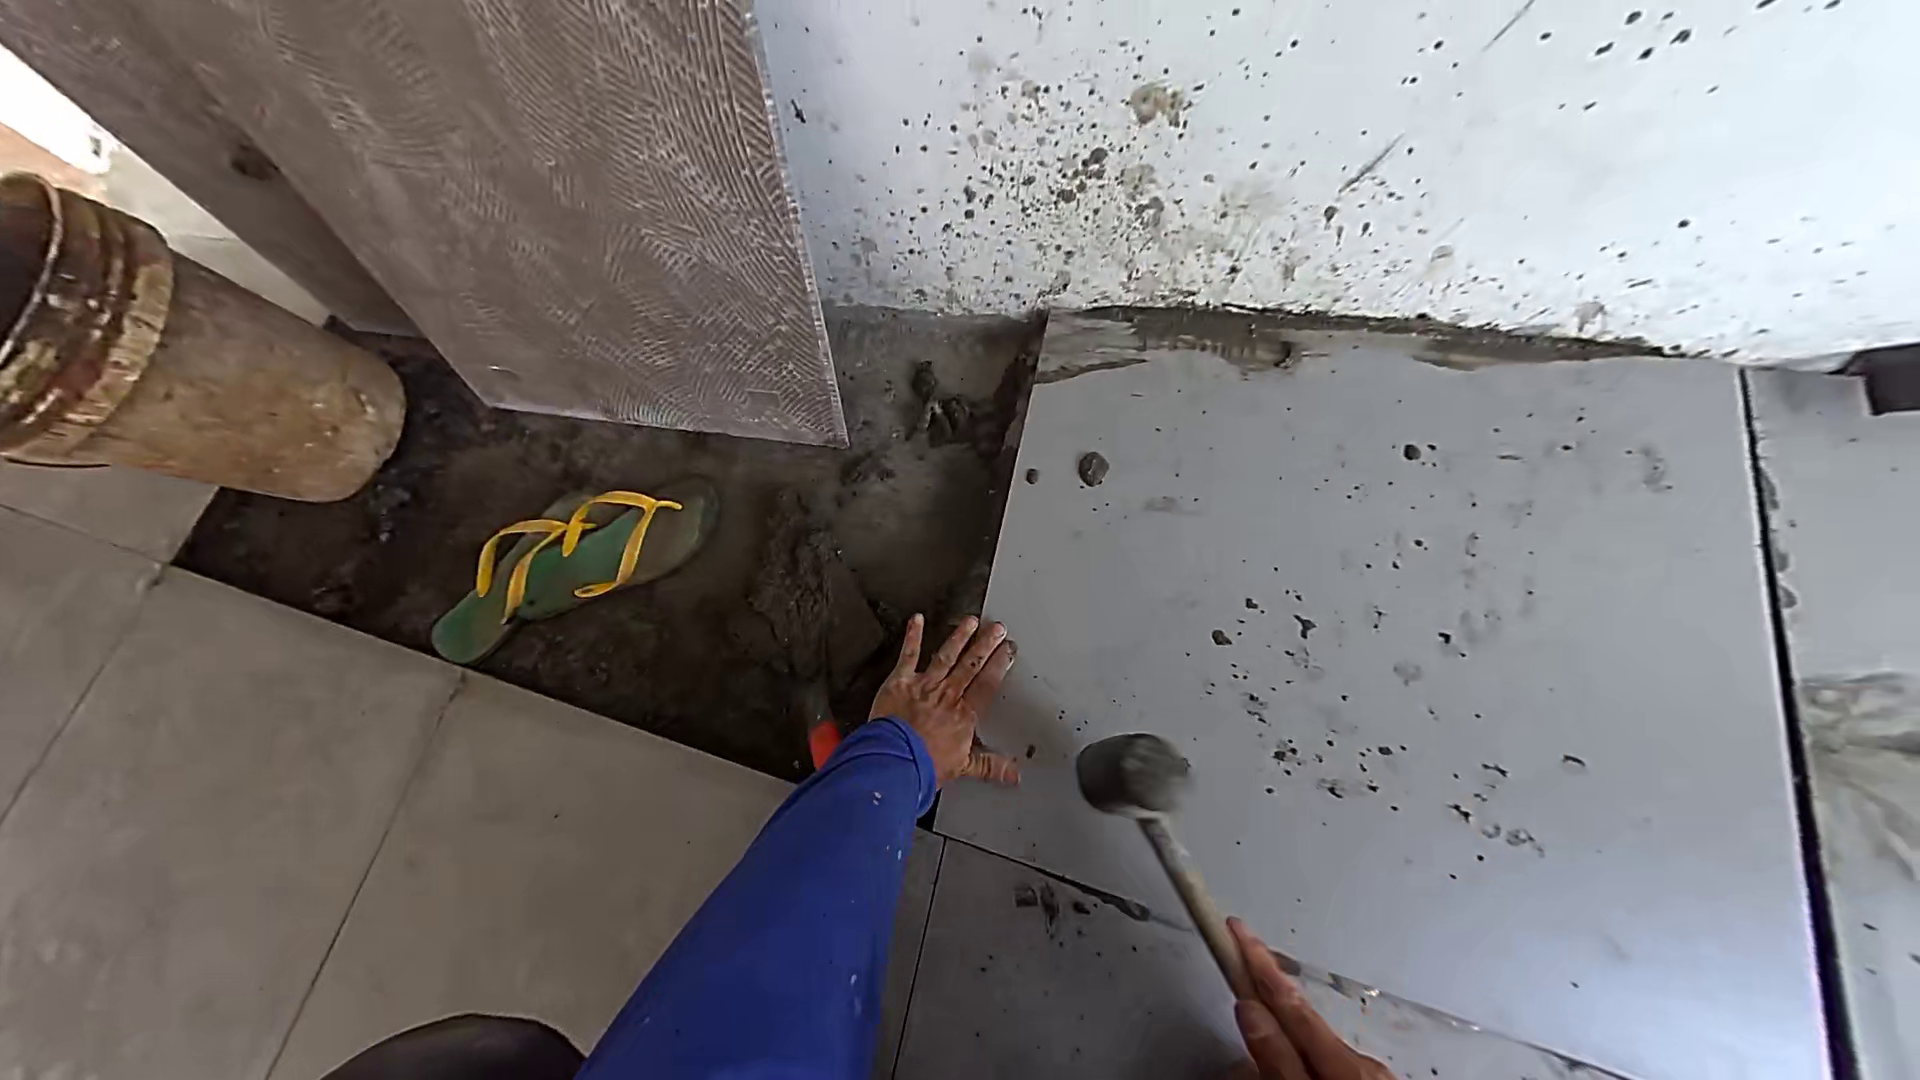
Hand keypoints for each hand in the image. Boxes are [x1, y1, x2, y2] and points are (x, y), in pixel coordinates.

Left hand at [870, 614, 1020, 787]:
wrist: (895, 761)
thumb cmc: (924, 766)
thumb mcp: (963, 768)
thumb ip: (990, 766)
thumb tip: (1013, 775)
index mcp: (963, 714)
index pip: (987, 684)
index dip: (999, 664)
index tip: (1007, 650)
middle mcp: (947, 694)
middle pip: (971, 664)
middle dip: (985, 644)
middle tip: (996, 628)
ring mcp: (924, 685)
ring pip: (947, 655)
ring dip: (960, 637)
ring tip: (971, 621)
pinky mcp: (901, 681)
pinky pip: (909, 655)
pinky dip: (913, 636)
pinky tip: (917, 620)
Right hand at [1226, 918, 1392, 1079]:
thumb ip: (1280, 1062)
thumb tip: (1249, 1008)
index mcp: (1349, 1067)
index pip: (1291, 1002)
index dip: (1258, 961)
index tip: (1236, 927)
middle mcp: (1364, 1070)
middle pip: (1300, 1027)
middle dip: (1265, 1010)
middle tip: (1236, 997)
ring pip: (1312, 1055)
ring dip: (1280, 1054)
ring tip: (1257, 1071)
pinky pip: (1326, 1072)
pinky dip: (1301, 1071)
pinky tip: (1287, 1078)